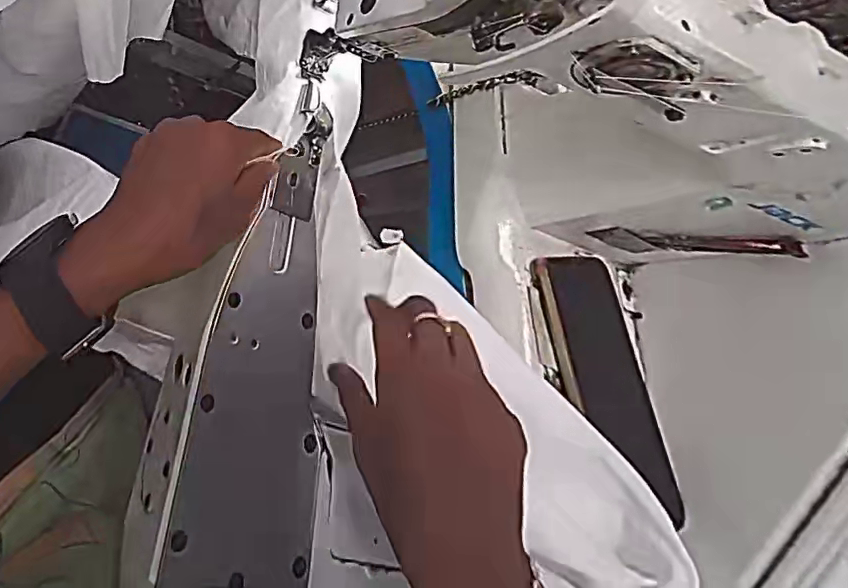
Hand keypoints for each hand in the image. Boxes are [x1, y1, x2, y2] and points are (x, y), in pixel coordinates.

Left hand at [58, 117, 279, 313]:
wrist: (126, 243)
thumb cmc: (173, 235)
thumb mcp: (236, 216)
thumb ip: (258, 184)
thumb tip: (264, 171)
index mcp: (225, 142)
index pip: (262, 141)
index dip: (268, 158)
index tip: (267, 169)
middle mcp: (197, 130)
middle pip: (230, 139)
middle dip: (234, 162)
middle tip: (230, 194)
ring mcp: (169, 134)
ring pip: (201, 142)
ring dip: (206, 161)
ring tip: (199, 198)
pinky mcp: (147, 144)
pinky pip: (177, 148)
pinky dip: (181, 163)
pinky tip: (179, 193)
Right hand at [331, 297, 530, 587]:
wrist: (463, 543)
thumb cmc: (411, 501)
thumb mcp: (367, 443)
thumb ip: (354, 396)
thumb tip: (343, 375)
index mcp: (401, 373)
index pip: (389, 319)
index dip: (380, 305)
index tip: (376, 305)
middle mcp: (441, 371)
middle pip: (427, 317)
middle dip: (413, 313)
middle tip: (404, 319)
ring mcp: (476, 389)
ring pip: (461, 338)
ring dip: (444, 336)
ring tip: (434, 348)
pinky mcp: (503, 412)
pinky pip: (486, 379)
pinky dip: (470, 378)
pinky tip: (460, 398)